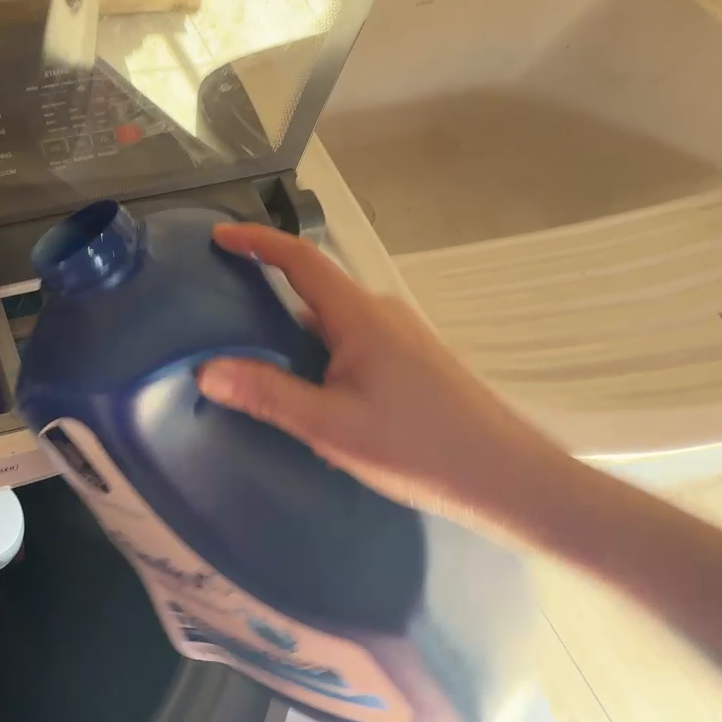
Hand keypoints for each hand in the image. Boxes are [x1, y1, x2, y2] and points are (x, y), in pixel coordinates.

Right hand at [198, 223, 571, 523]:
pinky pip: (349, 339)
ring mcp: (401, 336)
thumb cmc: (422, 450)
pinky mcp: (413, 359)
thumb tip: (205, 368)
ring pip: (330, 319)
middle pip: (312, 287)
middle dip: (266, 292)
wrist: (516, 485)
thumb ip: (267, 393)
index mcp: (360, 316)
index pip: (300, 258)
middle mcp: (381, 313)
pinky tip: (308, 393)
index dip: (256, 241)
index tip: (218, 237)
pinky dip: (317, 351)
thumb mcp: (331, 427)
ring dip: (292, 331)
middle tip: (221, 312)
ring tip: (255, 362)